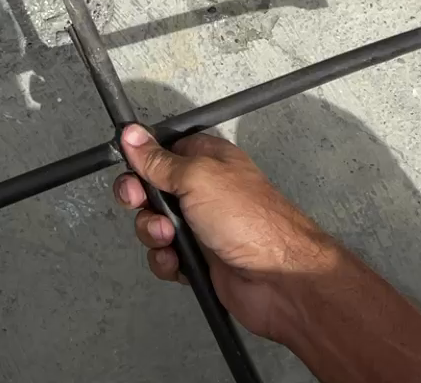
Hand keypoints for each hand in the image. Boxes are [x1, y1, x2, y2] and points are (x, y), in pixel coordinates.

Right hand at [114, 125, 420, 382]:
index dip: (139, 160)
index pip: (159, 146)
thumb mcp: (204, 179)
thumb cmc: (263, 226)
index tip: (127, 171)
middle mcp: (208, 185)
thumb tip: (130, 133)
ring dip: (155, 234)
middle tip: (149, 210)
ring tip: (171, 241)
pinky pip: (168, 255)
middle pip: (153, 185)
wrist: (294, 286)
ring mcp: (208, 222)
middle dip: (143, 201)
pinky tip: (181, 264)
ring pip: (157, 221)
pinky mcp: (209, 258)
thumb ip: (162, 158)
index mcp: (207, 156)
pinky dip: (168, 261)